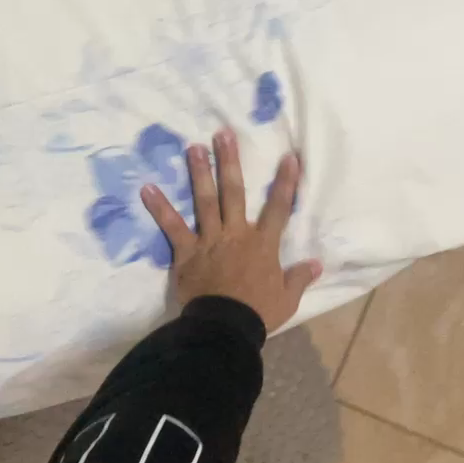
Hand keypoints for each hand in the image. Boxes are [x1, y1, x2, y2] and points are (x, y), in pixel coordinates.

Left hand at [141, 129, 321, 331]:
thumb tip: (316, 264)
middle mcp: (236, 234)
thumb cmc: (257, 313)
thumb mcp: (287, 298)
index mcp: (263, 244)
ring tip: (194, 147)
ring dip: (199, 173)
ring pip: (205, 200)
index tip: (289, 157)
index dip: (285, 182)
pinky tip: (147, 189)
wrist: (224, 328)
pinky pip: (172, 227)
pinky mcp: (186, 252)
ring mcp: (209, 240)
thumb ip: (299, 278)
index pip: (279, 208)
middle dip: (230, 162)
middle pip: (234, 192)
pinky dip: (159, 208)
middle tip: (223, 135)